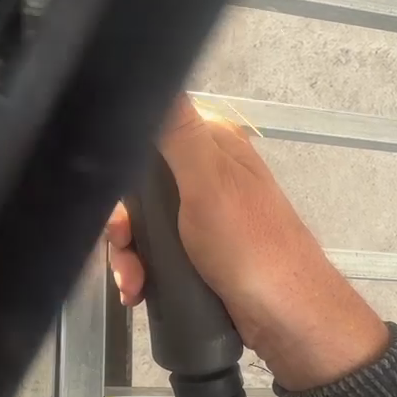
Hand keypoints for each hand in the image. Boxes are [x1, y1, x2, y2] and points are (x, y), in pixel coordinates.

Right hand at [107, 96, 388, 390]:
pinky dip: (139, 270)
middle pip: (136, 182)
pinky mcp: (194, 251)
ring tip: (132, 282)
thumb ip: (178, 132)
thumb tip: (153, 74)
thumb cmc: (248, 247)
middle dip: (121, 220)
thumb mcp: (208, 183)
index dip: (123, 154)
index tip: (111, 188)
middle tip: (122, 244)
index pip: (151, 128)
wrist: (285, 322)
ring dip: (127, 253)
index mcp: (211, 145)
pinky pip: (151, 250)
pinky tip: (137, 289)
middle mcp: (203, 174)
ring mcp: (198, 215)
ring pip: (140, 221)